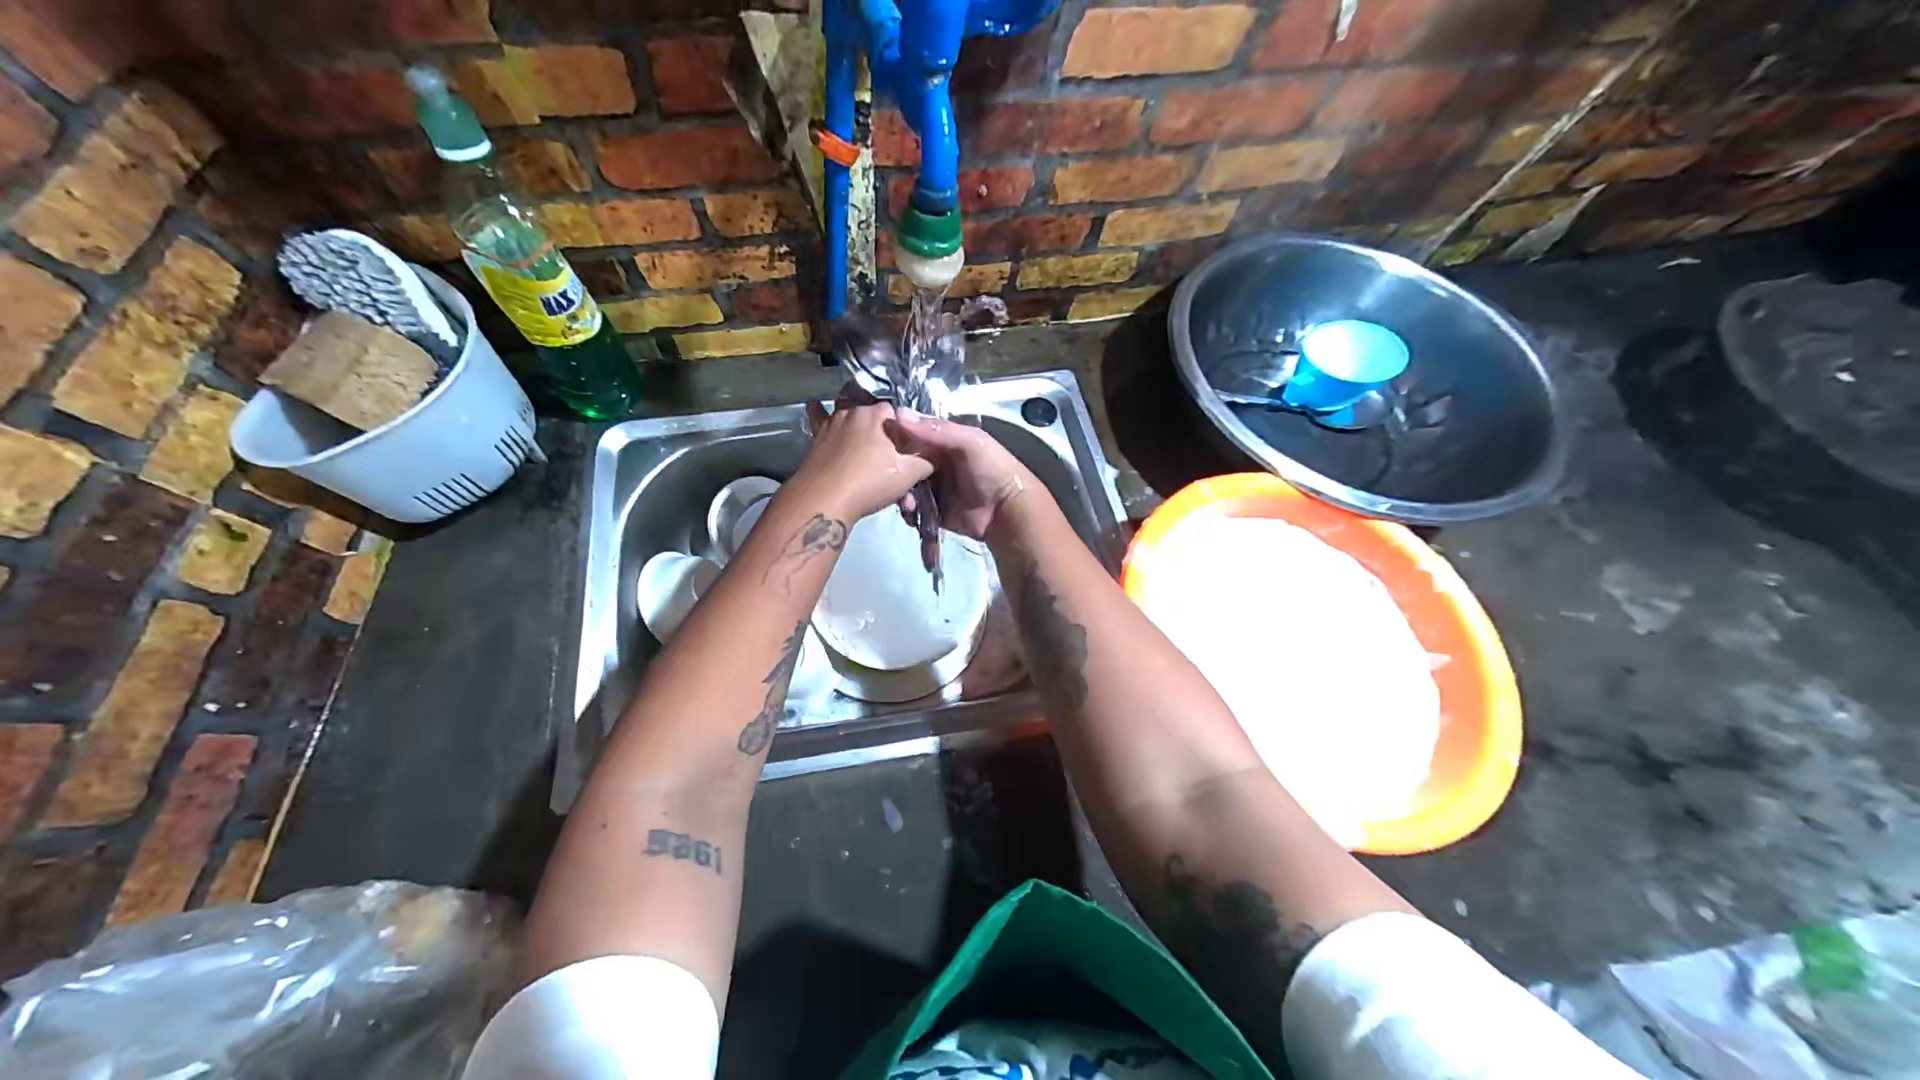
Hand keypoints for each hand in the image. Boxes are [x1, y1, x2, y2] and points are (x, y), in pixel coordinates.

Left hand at [792, 400, 934, 520]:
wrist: (823, 500)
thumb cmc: (869, 484)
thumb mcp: (909, 475)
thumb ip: (927, 461)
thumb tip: (935, 454)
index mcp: (879, 414)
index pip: (901, 415)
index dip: (906, 432)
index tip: (907, 451)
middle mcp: (855, 410)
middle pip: (875, 417)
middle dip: (883, 432)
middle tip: (889, 457)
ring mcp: (833, 421)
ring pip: (851, 416)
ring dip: (858, 424)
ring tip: (864, 440)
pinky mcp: (816, 434)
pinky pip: (819, 416)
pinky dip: (820, 411)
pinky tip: (816, 405)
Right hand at [890, 409, 1037, 539]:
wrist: (1008, 512)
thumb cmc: (993, 470)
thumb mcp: (970, 441)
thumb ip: (937, 429)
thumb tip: (898, 414)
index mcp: (946, 441)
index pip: (915, 434)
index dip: (897, 436)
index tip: (879, 440)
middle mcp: (938, 462)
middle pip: (907, 462)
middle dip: (896, 469)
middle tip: (889, 475)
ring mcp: (935, 487)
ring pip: (907, 485)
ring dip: (901, 491)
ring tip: (905, 499)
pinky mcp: (934, 510)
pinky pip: (914, 508)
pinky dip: (908, 509)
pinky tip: (909, 510)